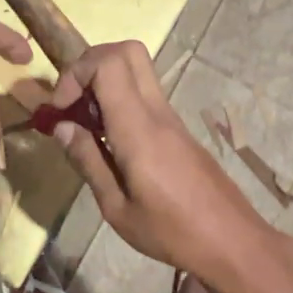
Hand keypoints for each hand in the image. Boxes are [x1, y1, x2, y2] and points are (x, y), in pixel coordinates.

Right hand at [48, 42, 286, 292]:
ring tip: (85, 127)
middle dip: (88, 66)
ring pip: (136, 70)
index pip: (108, 63)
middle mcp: (157, 112)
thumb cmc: (172, 233)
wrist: (232, 241)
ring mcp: (171, 119)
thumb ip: (88, 162)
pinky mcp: (178, 130)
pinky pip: (144, 96)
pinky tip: (107, 141)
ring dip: (103, 85)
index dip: (75, 74)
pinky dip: (118, 102)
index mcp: (139, 129)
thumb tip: (62, 127)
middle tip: (72, 104)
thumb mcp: (117, 209)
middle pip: (126, 51)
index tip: (60, 110)